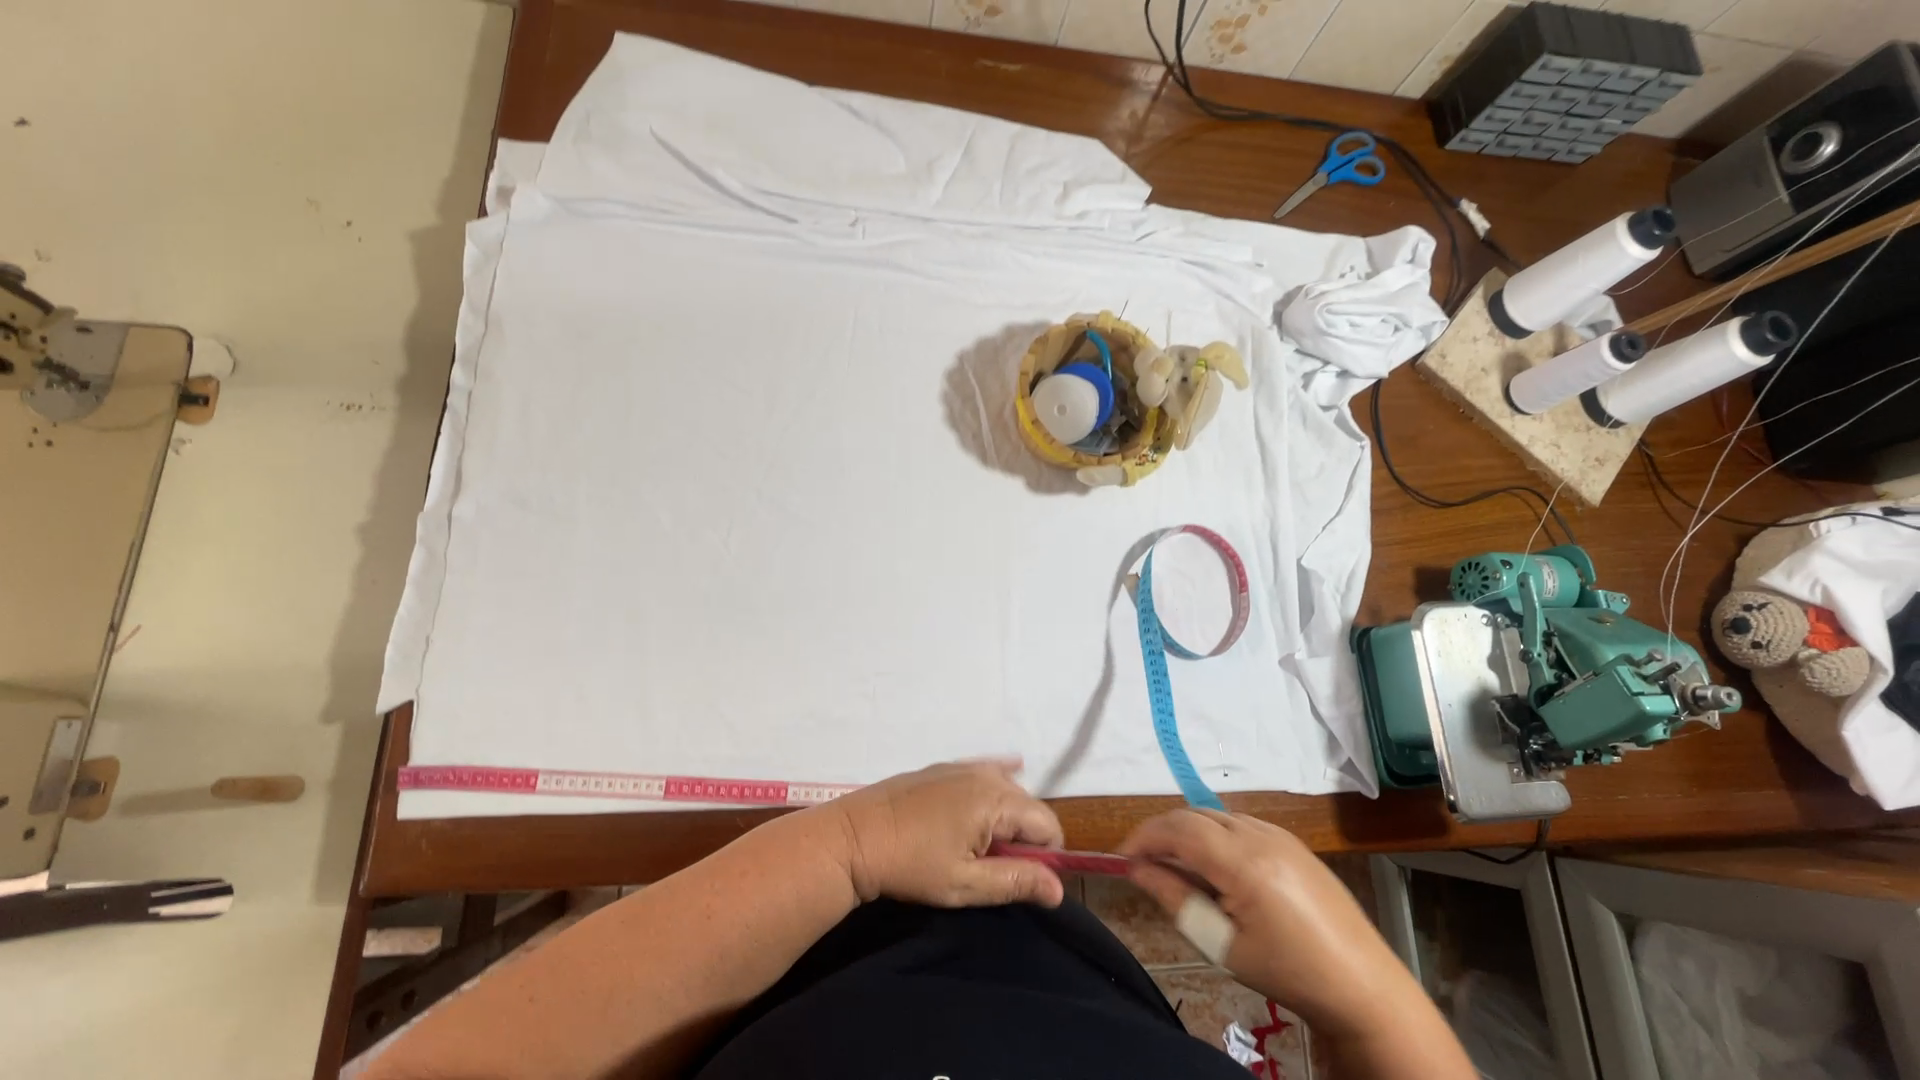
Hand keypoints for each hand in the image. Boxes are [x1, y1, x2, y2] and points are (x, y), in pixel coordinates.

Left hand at [820, 760, 1066, 907]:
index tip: (1019, 879)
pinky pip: (982, 772)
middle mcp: (985, 774)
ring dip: (1003, 817)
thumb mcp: (965, 884)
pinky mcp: (939, 768)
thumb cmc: (910, 865)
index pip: (1048, 825)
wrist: (851, 838)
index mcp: (996, 799)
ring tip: (974, 846)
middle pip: (1028, 805)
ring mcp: (960, 767)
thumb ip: (1016, 881)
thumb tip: (1059, 889)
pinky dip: (992, 785)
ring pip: (1005, 790)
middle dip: (1023, 837)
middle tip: (991, 867)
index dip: (1044, 857)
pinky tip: (992, 792)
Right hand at [1119, 809, 1420, 1036]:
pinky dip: (1214, 836)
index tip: (1122, 858)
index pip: (1179, 828)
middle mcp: (1261, 835)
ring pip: (1217, 816)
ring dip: (1188, 832)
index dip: (1144, 837)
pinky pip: (1240, 825)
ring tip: (1174, 867)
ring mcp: (1281, 836)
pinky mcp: (1293, 844)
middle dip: (1162, 832)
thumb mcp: (1220, 943)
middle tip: (1141, 863)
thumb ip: (1175, 898)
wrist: (1360, 984)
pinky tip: (1212, 868)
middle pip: (1195, 815)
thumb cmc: (1285, 971)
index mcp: (1244, 862)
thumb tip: (1138, 869)